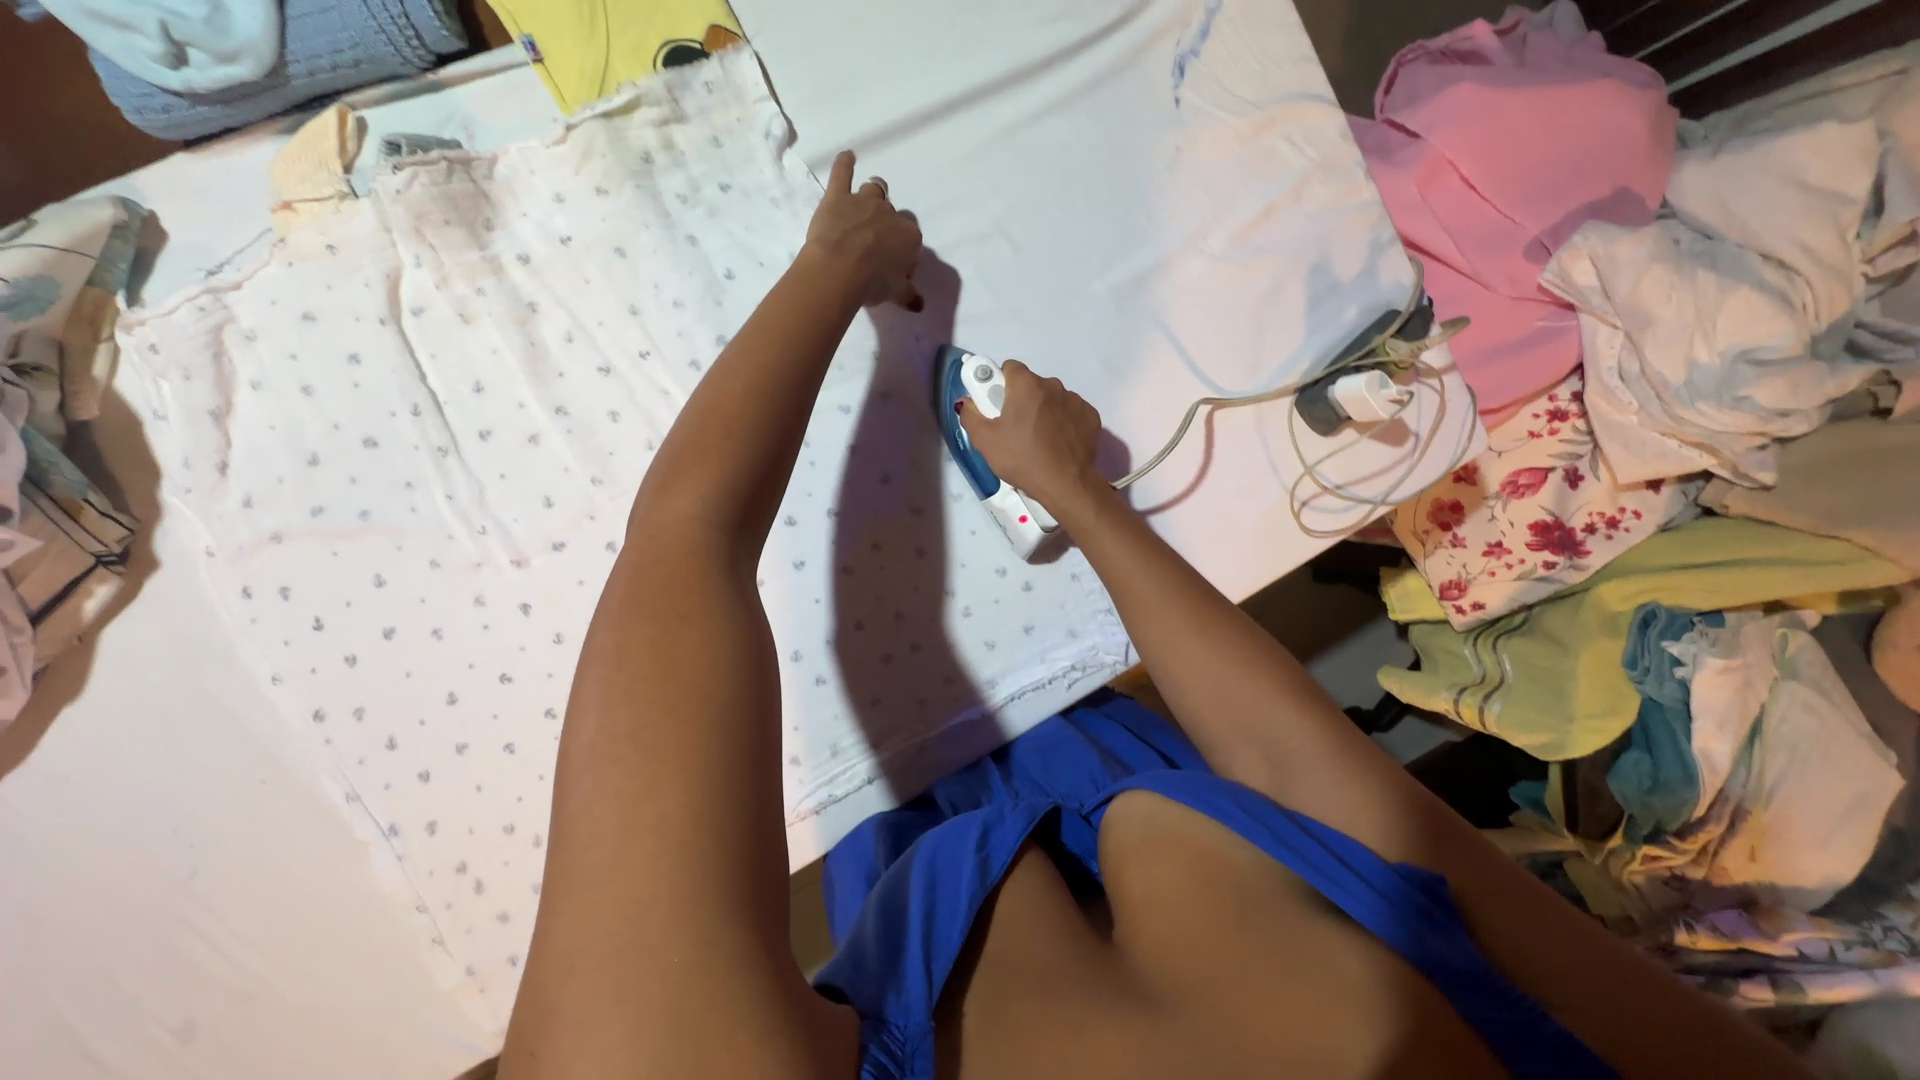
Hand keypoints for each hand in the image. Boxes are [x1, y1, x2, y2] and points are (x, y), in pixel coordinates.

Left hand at [804, 150, 923, 309]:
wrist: (839, 269)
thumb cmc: (872, 283)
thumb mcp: (895, 293)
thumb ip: (908, 295)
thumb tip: (919, 305)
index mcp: (910, 237)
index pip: (911, 242)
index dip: (902, 255)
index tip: (892, 270)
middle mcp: (890, 214)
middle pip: (894, 215)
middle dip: (887, 227)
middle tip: (875, 245)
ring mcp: (864, 202)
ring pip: (874, 190)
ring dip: (873, 196)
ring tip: (867, 206)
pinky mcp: (838, 197)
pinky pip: (842, 173)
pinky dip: (844, 163)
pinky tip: (847, 156)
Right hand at [959, 360, 1105, 512]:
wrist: (1067, 484)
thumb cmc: (1022, 459)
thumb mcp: (985, 441)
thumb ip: (971, 415)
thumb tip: (966, 402)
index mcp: (1026, 385)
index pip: (1010, 368)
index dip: (1000, 384)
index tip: (998, 405)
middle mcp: (1053, 385)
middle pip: (1031, 384)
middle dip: (1022, 400)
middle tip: (1015, 428)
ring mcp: (1075, 400)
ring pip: (1052, 398)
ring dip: (1044, 411)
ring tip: (1039, 440)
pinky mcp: (1090, 416)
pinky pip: (1071, 412)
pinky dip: (1064, 422)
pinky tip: (1059, 443)